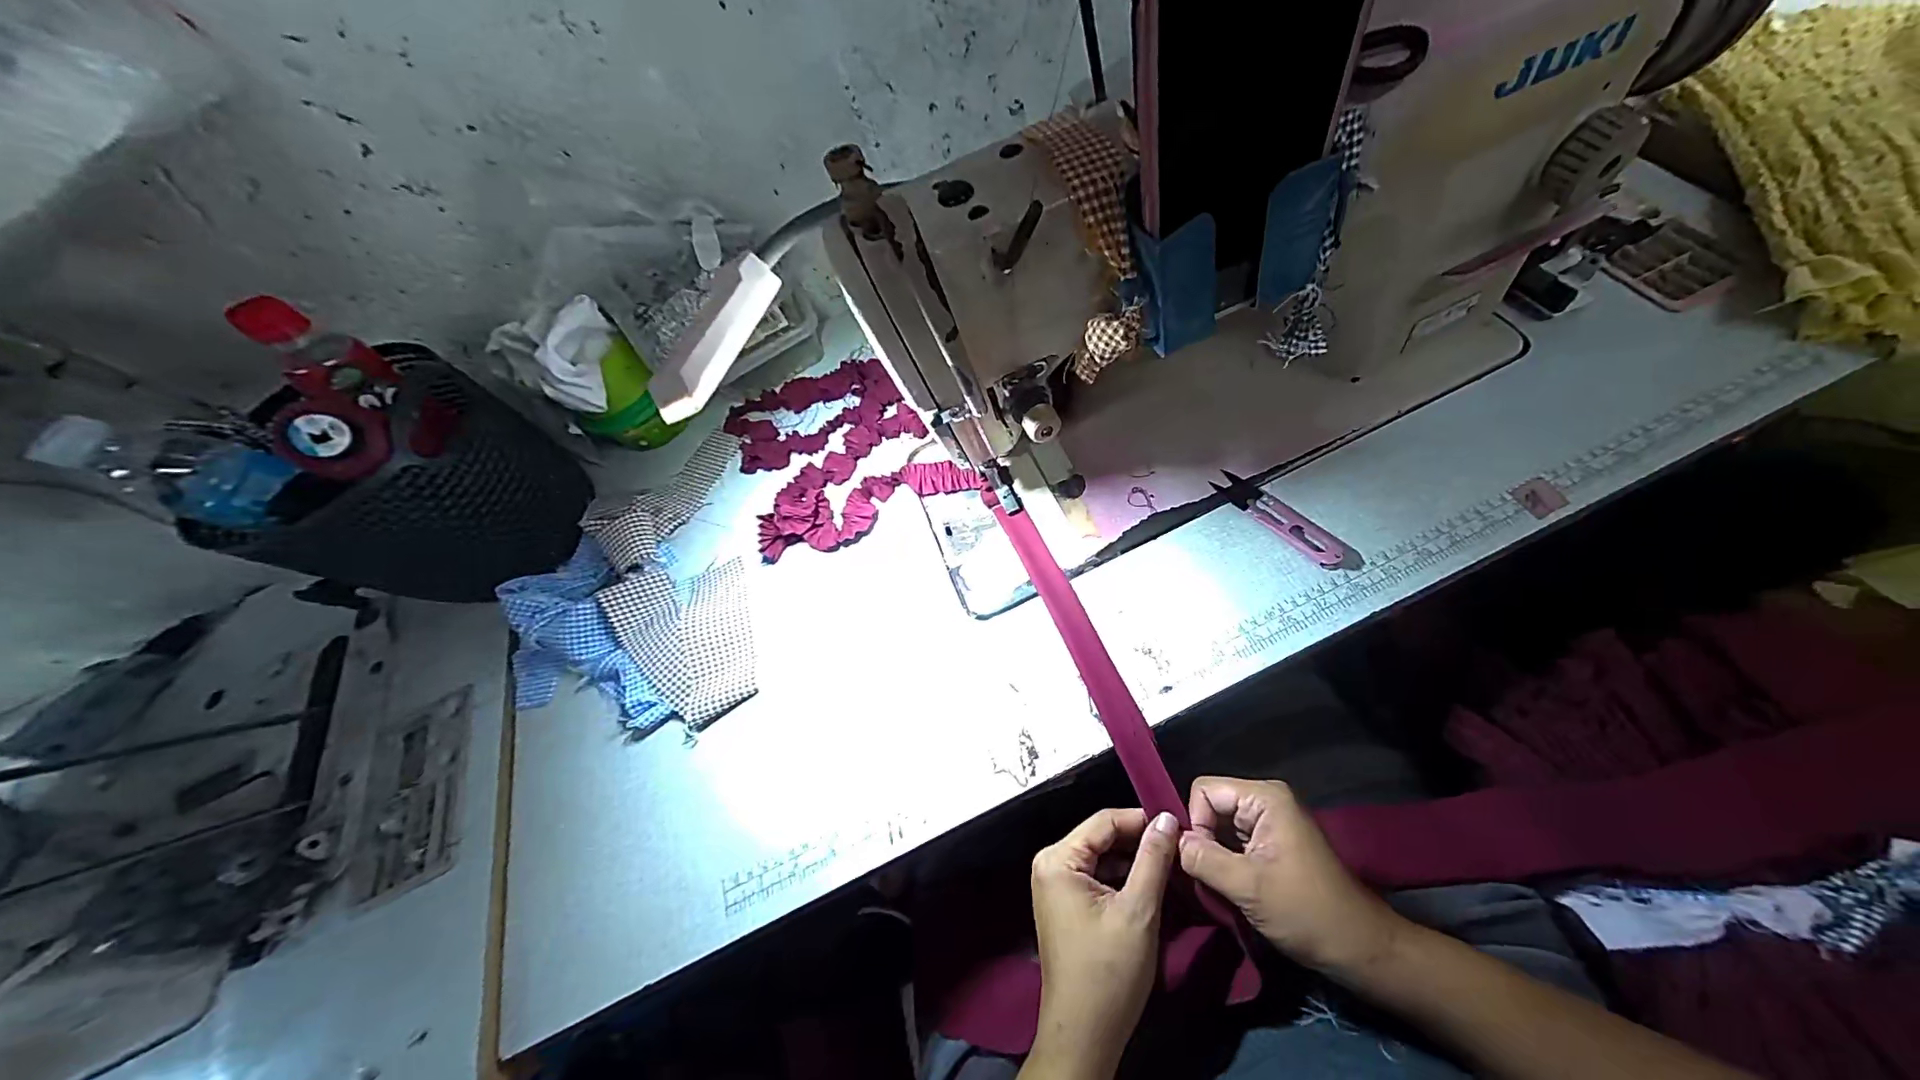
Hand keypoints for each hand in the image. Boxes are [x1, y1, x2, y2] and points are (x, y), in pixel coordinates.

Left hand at [1027, 808, 1180, 1077]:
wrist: (1085, 1032)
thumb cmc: (1109, 971)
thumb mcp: (1138, 910)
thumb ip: (1153, 859)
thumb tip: (1166, 818)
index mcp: (1057, 859)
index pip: (1104, 821)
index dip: (1142, 820)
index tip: (1180, 825)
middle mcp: (1050, 864)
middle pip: (1102, 837)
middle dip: (1141, 842)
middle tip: (1181, 847)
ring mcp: (1056, 885)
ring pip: (1103, 858)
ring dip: (1136, 862)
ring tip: (1174, 865)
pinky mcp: (1067, 904)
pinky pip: (1098, 878)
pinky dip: (1125, 880)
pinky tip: (1154, 886)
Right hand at [1178, 777, 1404, 976]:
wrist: (1361, 949)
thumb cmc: (1306, 912)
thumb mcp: (1246, 886)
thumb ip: (1201, 858)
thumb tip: (1170, 840)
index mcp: (1264, 797)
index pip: (1203, 790)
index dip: (1195, 822)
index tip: (1204, 861)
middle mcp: (1267, 800)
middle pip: (1211, 805)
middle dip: (1203, 839)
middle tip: (1210, 877)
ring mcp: (1273, 821)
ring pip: (1220, 825)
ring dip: (1214, 854)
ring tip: (1222, 885)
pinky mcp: (1274, 842)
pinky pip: (1234, 840)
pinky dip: (1227, 861)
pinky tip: (1233, 887)